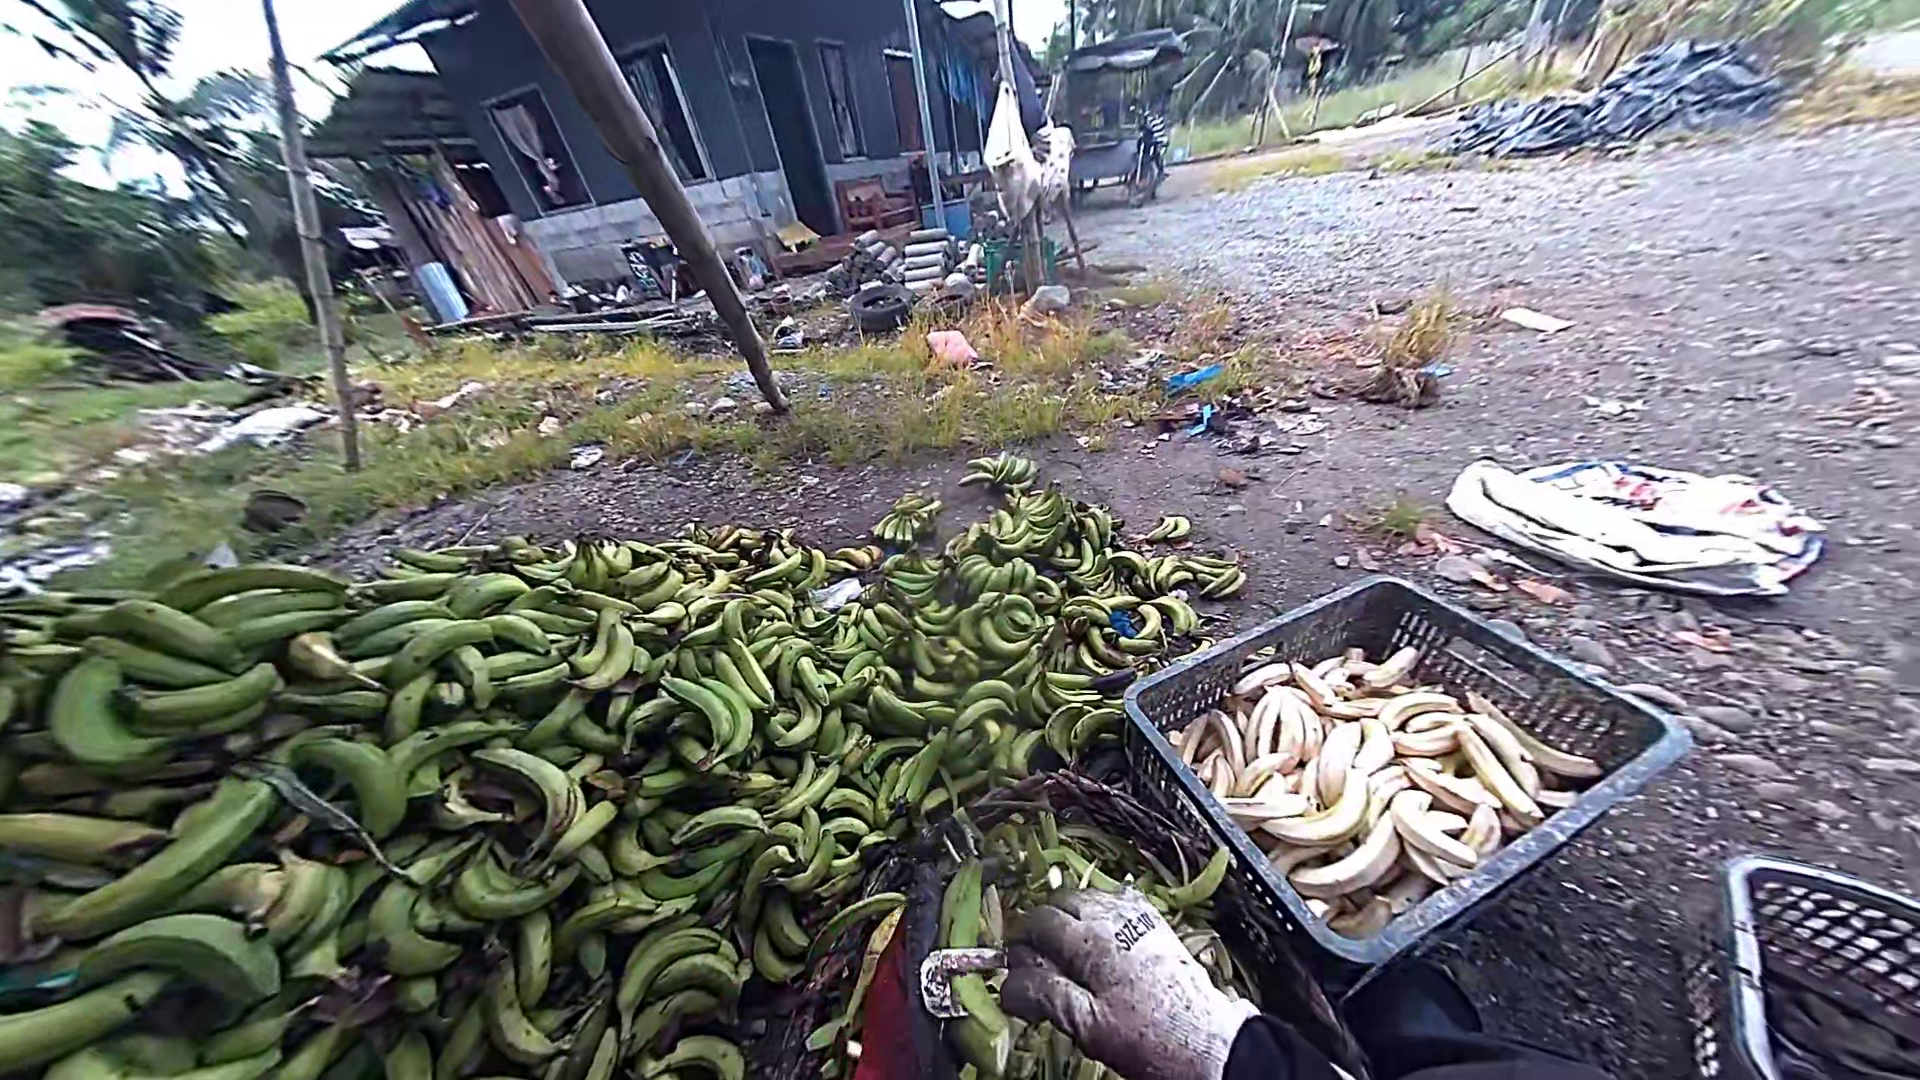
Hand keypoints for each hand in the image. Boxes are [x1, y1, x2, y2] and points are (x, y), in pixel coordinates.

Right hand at [1002, 888, 1258, 1079]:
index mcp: (1087, 938)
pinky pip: (1113, 898)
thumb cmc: (1146, 1039)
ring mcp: (1131, 911)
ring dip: (1069, 915)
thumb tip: (1008, 982)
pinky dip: (1098, 911)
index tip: (1017, 966)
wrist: (1210, 1043)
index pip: (1038, 922)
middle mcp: (1106, 913)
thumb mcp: (1090, 1027)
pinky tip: (1101, 937)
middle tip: (1043, 960)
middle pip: (1058, 901)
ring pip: (1085, 896)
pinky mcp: (1150, 916)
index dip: (1022, 942)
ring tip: (1071, 950)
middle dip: (1043, 925)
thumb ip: (1046, 995)